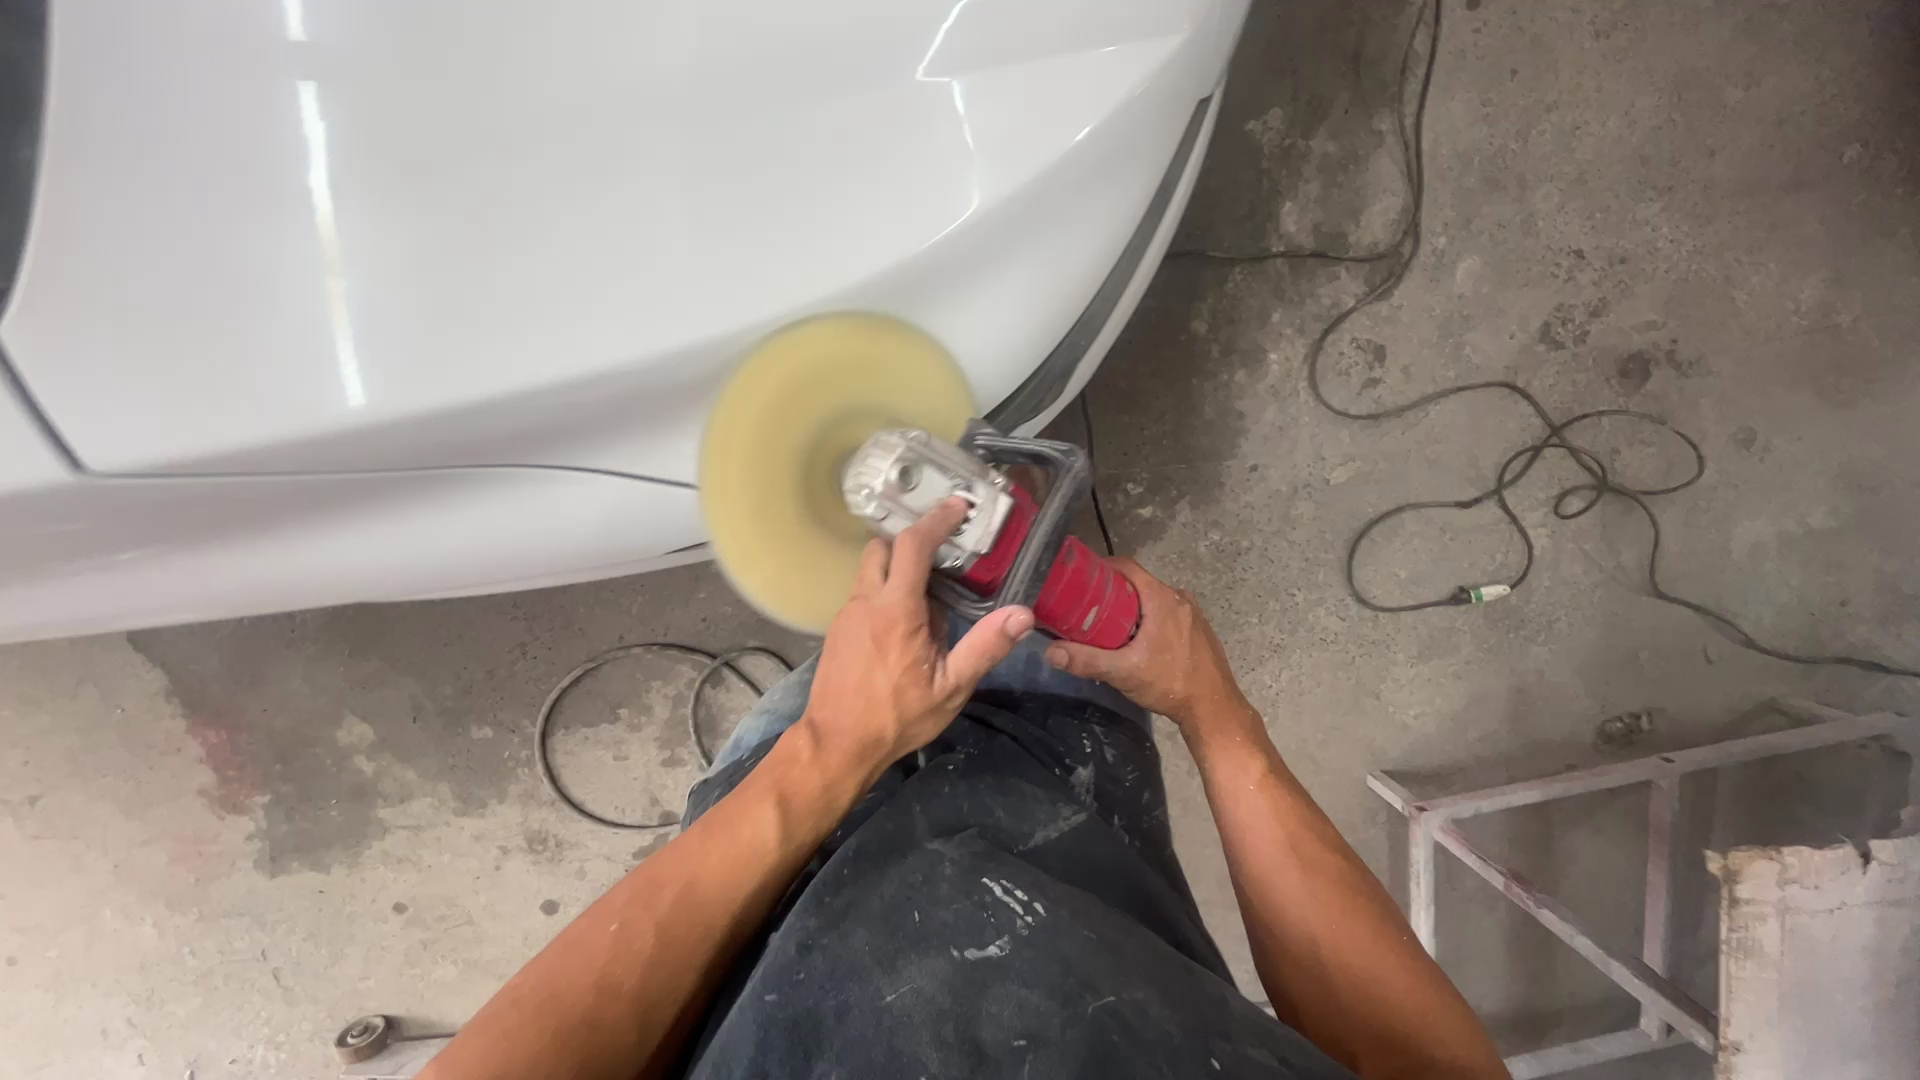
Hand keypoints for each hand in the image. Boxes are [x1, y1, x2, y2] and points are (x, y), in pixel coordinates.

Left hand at [799, 497, 1034, 772]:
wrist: (837, 744)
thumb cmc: (897, 717)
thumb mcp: (951, 688)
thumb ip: (985, 647)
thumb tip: (1022, 614)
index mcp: (896, 609)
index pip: (913, 545)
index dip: (936, 519)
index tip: (957, 505)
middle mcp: (866, 602)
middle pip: (883, 548)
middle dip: (911, 540)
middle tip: (945, 550)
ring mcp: (847, 615)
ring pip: (871, 572)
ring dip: (900, 570)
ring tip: (934, 597)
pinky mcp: (839, 630)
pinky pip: (865, 595)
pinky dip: (887, 593)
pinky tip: (909, 625)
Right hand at [1044, 557, 1249, 732]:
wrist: (1214, 709)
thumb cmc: (1171, 683)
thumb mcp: (1123, 672)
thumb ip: (1086, 660)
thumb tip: (1050, 652)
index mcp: (1161, 598)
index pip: (1126, 566)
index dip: (1100, 567)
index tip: (1078, 579)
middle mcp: (1179, 598)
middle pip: (1137, 583)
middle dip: (1111, 592)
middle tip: (1085, 608)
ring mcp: (1191, 613)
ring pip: (1152, 600)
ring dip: (1130, 608)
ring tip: (1105, 626)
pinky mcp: (1197, 629)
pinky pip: (1165, 613)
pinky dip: (1147, 619)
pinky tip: (1135, 642)